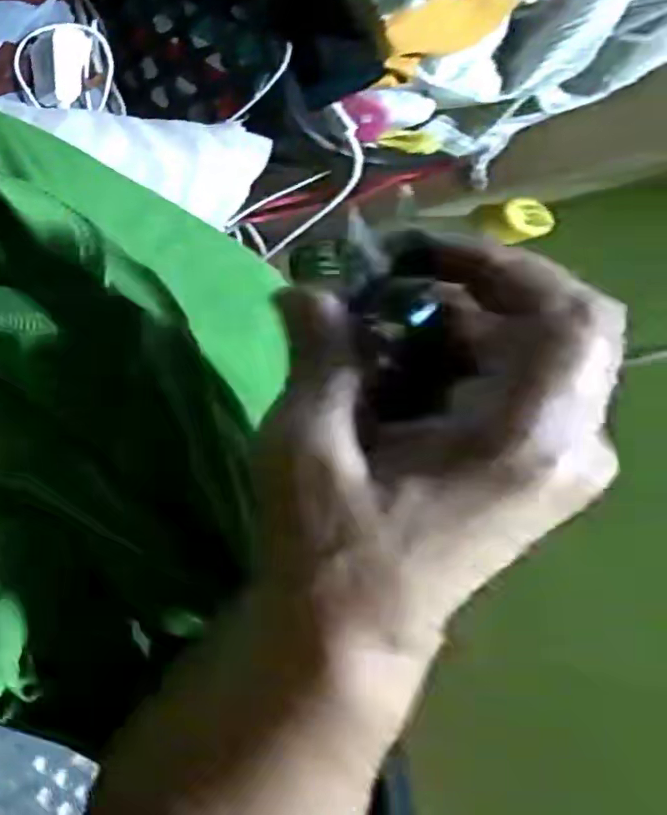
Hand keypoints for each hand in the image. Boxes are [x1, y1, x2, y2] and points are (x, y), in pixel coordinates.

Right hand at [256, 238, 623, 656]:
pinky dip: (433, 365)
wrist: (349, 619)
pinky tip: (366, 378)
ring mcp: (546, 460)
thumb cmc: (329, 532)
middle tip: (355, 291)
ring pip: (510, 360)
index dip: (500, 266)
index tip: (409, 251)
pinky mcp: (517, 470)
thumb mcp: (306, 439)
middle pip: (537, 334)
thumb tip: (302, 289)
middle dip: (446, 297)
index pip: (569, 319)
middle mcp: (564, 443)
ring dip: (431, 331)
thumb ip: (318, 357)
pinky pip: (491, 391)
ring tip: (344, 336)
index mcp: (526, 436)